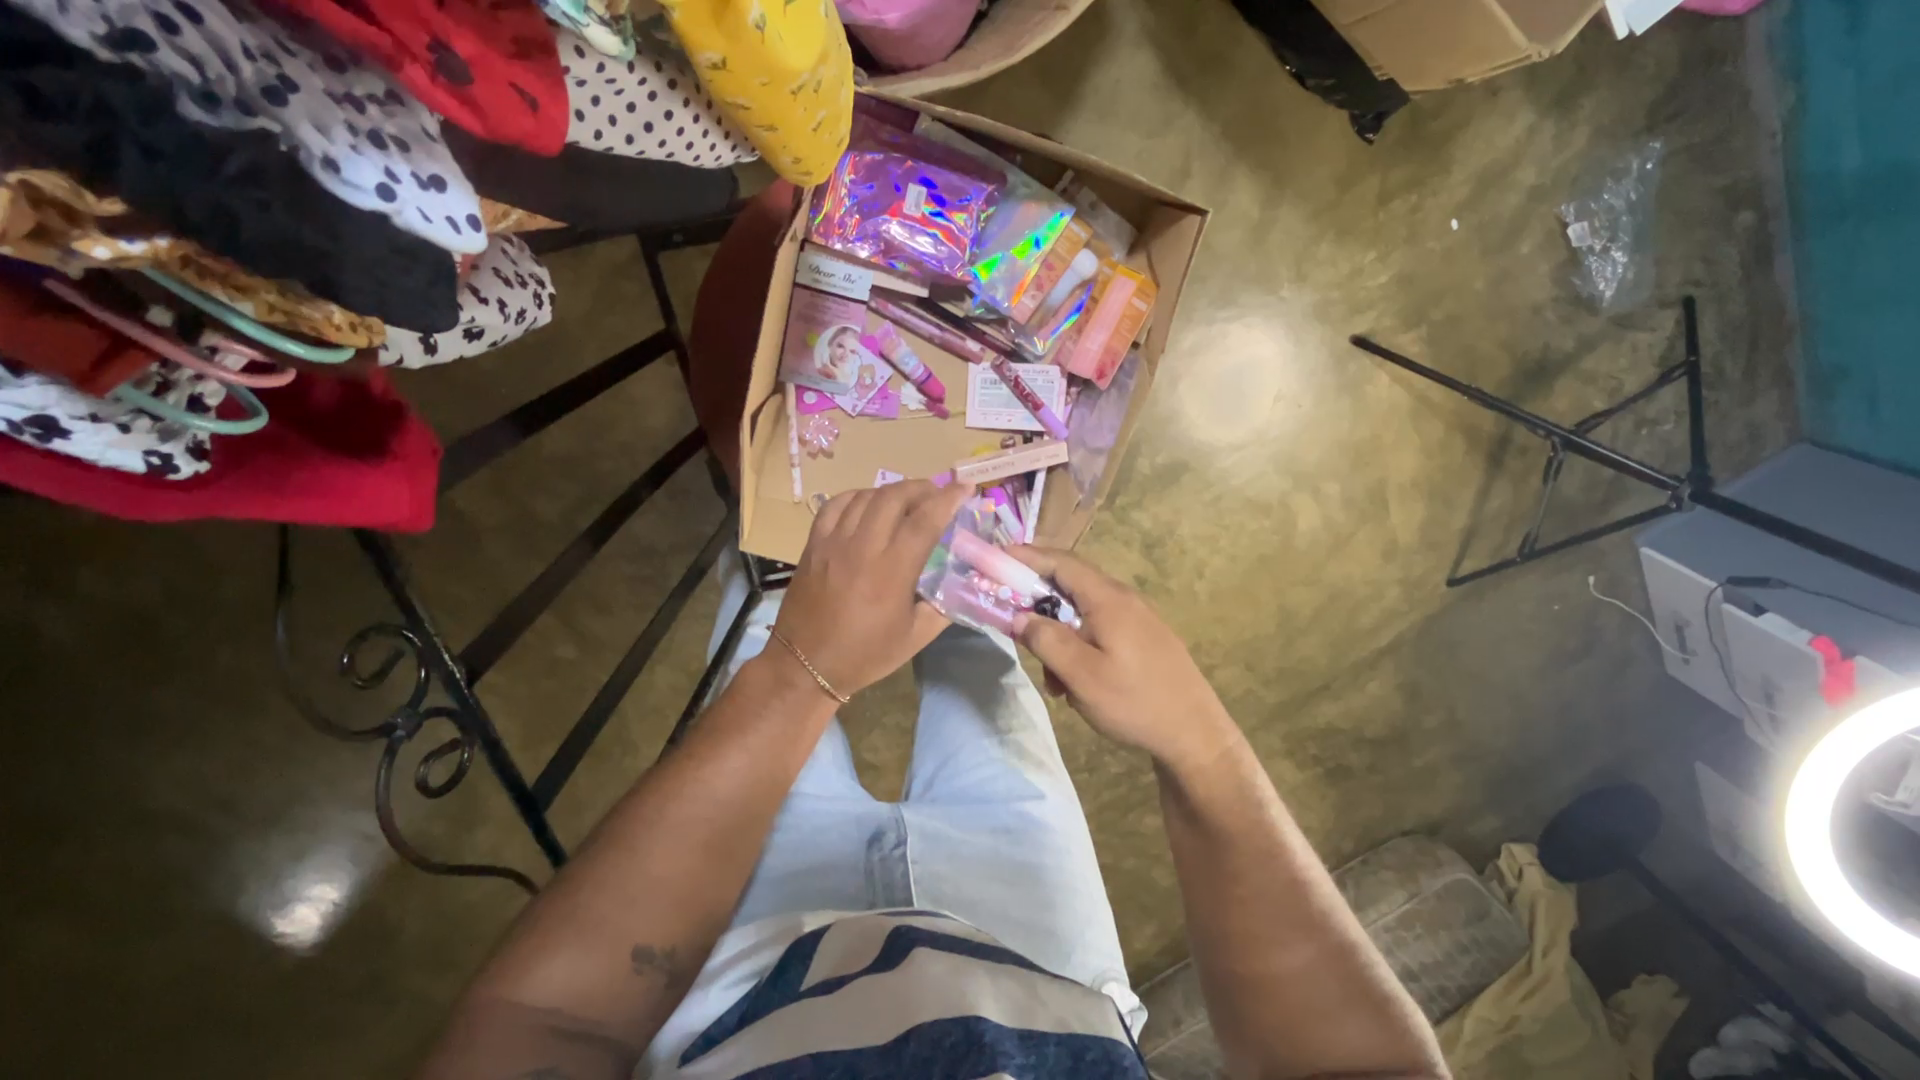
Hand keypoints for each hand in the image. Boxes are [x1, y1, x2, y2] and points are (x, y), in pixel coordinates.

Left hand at [772, 480, 974, 698]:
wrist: (806, 665)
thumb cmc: (865, 654)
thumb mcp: (915, 637)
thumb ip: (943, 606)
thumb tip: (964, 583)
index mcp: (892, 571)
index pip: (925, 520)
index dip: (948, 499)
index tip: (965, 488)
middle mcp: (862, 548)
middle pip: (894, 497)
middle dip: (921, 488)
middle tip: (937, 493)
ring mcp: (833, 542)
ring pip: (865, 496)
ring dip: (891, 491)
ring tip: (907, 498)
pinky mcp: (813, 544)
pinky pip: (835, 505)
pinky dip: (857, 496)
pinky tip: (868, 503)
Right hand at [1008, 547, 1240, 769]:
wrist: (1195, 734)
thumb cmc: (1135, 702)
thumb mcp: (1081, 676)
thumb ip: (1046, 641)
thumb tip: (1019, 616)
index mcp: (1108, 599)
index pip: (1060, 562)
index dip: (1026, 557)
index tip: (995, 559)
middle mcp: (1124, 599)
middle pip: (1070, 586)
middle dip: (1037, 605)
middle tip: (1012, 627)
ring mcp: (1137, 619)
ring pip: (1083, 614)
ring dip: (1058, 638)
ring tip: (1054, 682)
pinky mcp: (1143, 639)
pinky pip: (1099, 631)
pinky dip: (1078, 648)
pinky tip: (1076, 685)